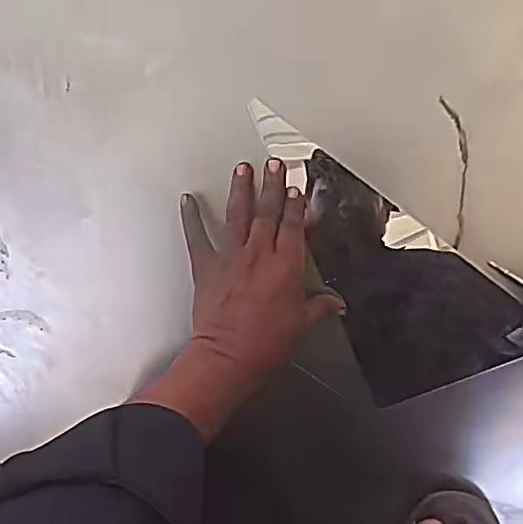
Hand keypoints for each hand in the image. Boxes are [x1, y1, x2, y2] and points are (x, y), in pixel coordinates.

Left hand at [134, 159, 344, 437]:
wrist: (228, 358)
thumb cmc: (264, 344)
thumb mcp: (301, 326)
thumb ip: (319, 308)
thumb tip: (335, 304)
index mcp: (285, 266)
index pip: (294, 226)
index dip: (296, 205)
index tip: (297, 189)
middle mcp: (258, 255)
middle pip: (268, 211)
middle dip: (273, 185)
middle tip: (274, 165)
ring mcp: (231, 259)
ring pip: (237, 215)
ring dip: (241, 189)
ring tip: (242, 169)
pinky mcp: (207, 268)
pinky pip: (197, 237)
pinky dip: (191, 218)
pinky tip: (188, 202)